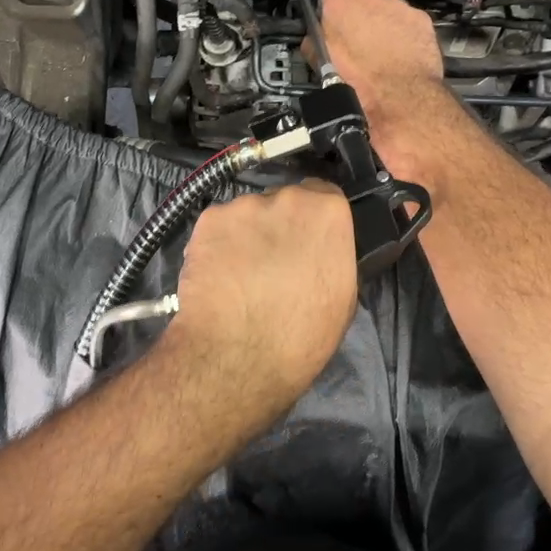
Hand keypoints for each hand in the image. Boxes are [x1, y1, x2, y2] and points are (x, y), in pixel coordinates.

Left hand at [162, 180, 357, 414]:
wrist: (236, 355)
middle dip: (280, 225)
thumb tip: (322, 252)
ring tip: (241, 274)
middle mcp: (285, 197)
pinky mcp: (207, 220)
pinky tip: (219, 275)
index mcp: (328, 213)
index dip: (314, 221)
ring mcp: (242, 206)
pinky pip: (219, 227)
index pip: (324, 196)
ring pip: (248, 214)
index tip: (307, 242)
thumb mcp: (342, 297)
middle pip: (283, 201)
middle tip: (273, 262)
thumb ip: (334, 258)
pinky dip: (219, 244)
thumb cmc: (301, 337)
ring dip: (248, 235)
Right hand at [314, 0, 444, 124]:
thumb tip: (312, 41)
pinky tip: (398, 51)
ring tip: (379, 45)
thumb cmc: (358, 80)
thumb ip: (315, 41)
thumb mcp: (321, 62)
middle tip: (356, 25)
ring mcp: (397, 6)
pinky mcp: (420, 19)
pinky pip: (408, 19)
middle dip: (360, 1)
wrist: (400, 96)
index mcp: (340, 1)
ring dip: (382, 18)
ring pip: (387, 3)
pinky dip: (403, 30)